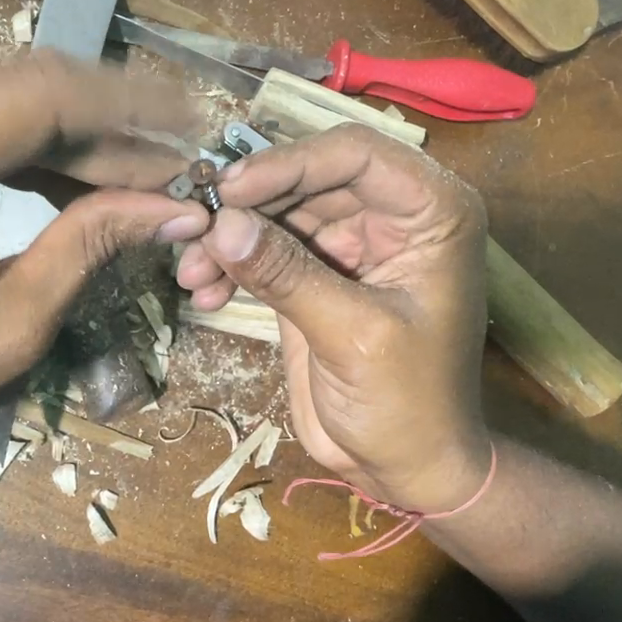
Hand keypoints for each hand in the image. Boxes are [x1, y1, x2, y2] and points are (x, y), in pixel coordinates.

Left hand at [0, 56, 210, 480]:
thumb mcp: (5, 330)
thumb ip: (87, 248)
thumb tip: (174, 206)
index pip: (35, 102)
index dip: (128, 115)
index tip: (193, 134)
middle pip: (16, 88)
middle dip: (108, 128)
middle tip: (174, 165)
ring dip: (72, 131)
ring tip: (139, 172)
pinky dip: (21, 137)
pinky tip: (75, 168)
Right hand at [174, 125, 491, 511]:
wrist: (404, 465)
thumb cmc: (407, 402)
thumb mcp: (352, 335)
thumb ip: (288, 276)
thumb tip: (222, 224)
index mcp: (430, 213)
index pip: (355, 156)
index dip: (289, 165)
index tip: (229, 191)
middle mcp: (391, 217)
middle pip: (307, 180)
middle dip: (248, 206)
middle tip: (193, 231)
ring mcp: (348, 247)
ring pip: (277, 216)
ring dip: (230, 239)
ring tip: (191, 273)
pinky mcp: (313, 279)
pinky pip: (265, 254)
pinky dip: (232, 268)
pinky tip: (204, 293)